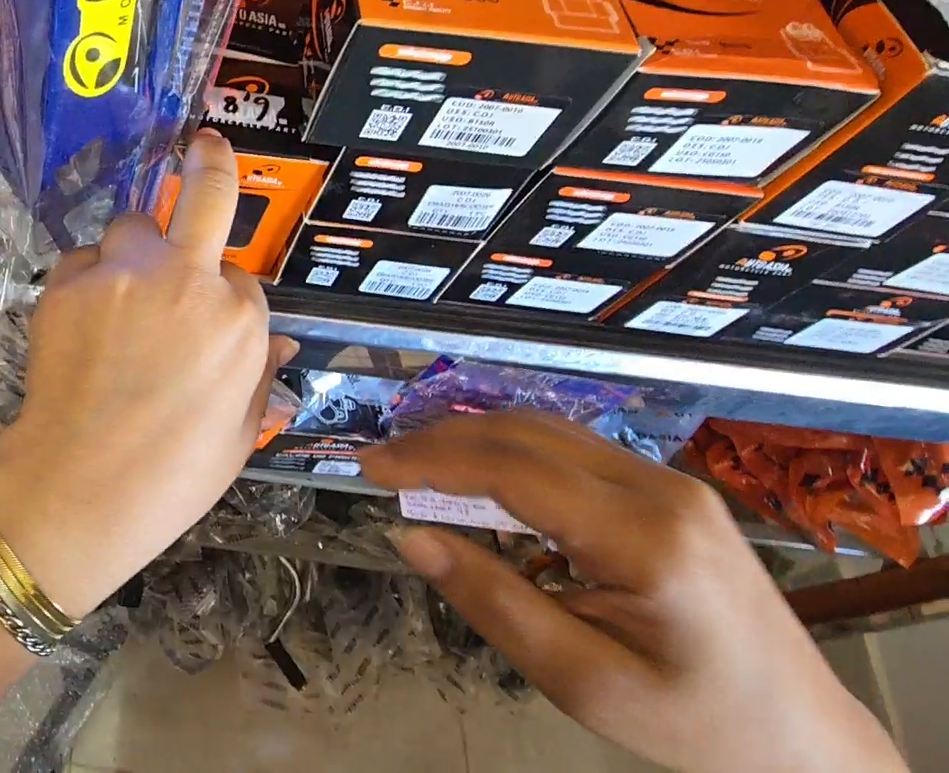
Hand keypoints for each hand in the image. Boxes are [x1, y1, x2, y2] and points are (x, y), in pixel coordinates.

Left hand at [0, 131, 295, 617]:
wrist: (82, 484)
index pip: (238, 275)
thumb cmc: (172, 474)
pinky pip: (81, 261)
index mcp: (240, 320)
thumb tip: (273, 343)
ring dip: (132, 252)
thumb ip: (257, 374)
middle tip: (205, 145)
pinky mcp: (67, 282)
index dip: (220, 292)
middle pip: (201, 197)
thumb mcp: (239, 432)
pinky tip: (79, 323)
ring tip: (117, 300)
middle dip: (208, 166)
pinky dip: (85, 280)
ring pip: (130, 229)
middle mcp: (186, 280)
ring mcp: (122, 274)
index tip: (203, 315)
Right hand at [361, 412, 907, 772]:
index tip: (368, 467)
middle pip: (524, 435)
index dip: (430, 461)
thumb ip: (491, 600)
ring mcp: (669, 483)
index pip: (512, 470)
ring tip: (413, 464)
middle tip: (380, 464)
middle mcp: (661, 490)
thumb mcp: (581, 681)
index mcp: (645, 539)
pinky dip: (506, 450)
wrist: (805, 743)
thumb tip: (410, 537)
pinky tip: (474, 472)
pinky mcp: (668, 490)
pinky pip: (568, 448)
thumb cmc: (692, 722)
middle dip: (440, 441)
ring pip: (544, 431)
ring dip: (469, 439)